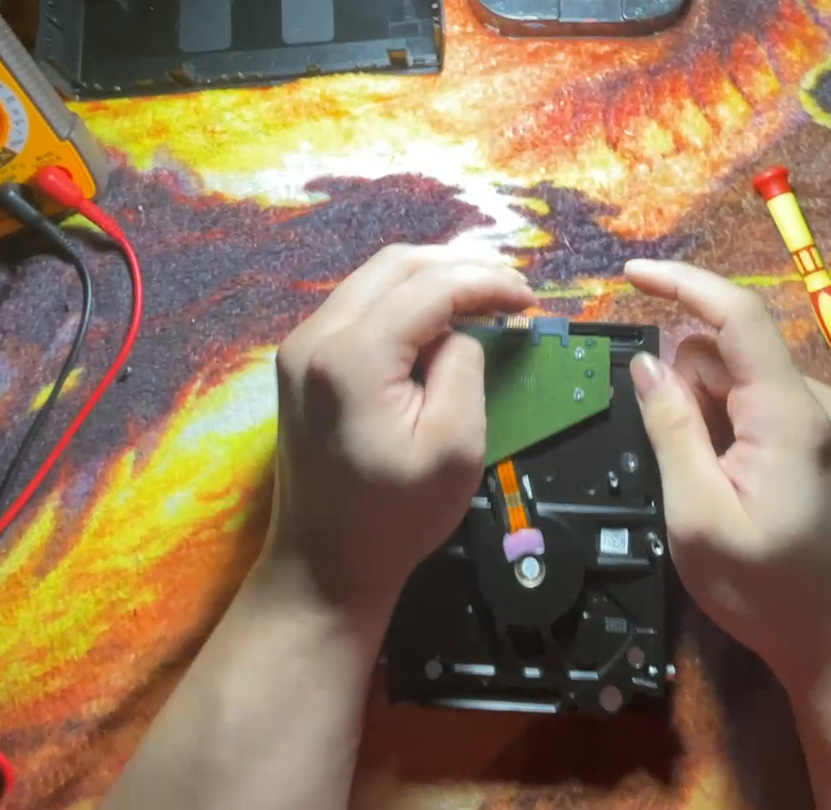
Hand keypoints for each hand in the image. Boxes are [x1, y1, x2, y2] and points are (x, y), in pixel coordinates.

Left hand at [266, 245, 534, 619]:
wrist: (323, 565)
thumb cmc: (395, 516)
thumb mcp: (456, 445)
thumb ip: (464, 366)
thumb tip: (458, 330)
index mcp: (354, 356)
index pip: (430, 287)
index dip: (486, 282)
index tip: (528, 299)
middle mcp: (317, 335)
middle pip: (396, 264)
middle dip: (460, 265)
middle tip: (509, 287)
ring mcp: (302, 344)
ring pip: (374, 276)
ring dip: (432, 275)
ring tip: (481, 291)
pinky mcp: (303, 359)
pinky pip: (359, 302)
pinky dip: (404, 297)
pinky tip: (436, 313)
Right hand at [625, 259, 830, 688]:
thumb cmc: (767, 588)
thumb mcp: (698, 515)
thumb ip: (671, 430)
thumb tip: (647, 363)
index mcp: (786, 413)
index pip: (737, 317)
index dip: (682, 283)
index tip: (630, 274)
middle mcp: (811, 399)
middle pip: (724, 353)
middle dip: (683, 388)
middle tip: (682, 466)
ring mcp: (818, 416)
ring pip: (734, 378)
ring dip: (702, 412)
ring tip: (709, 482)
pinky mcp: (816, 433)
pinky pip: (752, 400)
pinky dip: (722, 424)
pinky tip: (728, 479)